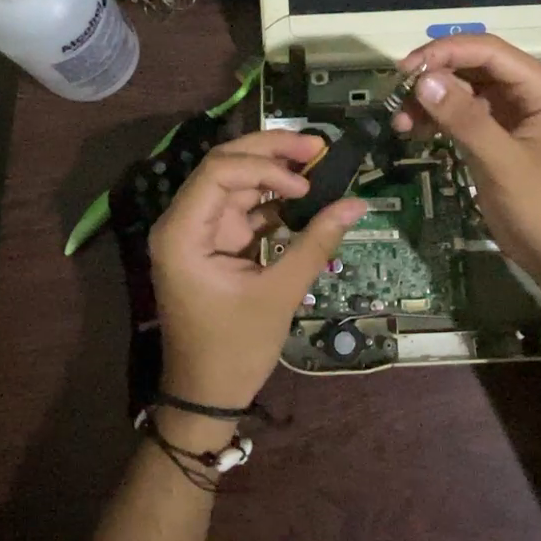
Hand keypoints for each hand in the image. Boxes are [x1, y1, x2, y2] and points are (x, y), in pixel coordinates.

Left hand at [149, 130, 368, 408]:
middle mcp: (184, 221)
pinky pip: (244, 206)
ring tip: (317, 163)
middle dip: (271, 151)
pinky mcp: (216, 242)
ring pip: (236, 180)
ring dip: (275, 170)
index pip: (219, 171)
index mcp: (183, 232)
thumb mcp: (279, 294)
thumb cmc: (234, 348)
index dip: (264, 166)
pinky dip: (273, 198)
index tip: (305, 186)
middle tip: (317, 145)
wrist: (206, 395)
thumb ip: (315, 243)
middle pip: (225, 165)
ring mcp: (199, 230)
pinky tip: (306, 195)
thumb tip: (358, 203)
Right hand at [394, 34, 540, 321]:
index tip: (405, 70)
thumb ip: (465, 119)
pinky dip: (436, 119)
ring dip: (430, 100)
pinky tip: (413, 132)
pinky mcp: (495, 136)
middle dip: (433, 77)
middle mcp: (526, 92)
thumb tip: (423, 80)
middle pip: (471, 65)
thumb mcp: (503, 164)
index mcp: (540, 88)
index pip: (487, 50)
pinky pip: (461, 114)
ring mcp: (510, 114)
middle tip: (396, 97)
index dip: (445, 52)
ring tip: (400, 123)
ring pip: (461, 89)